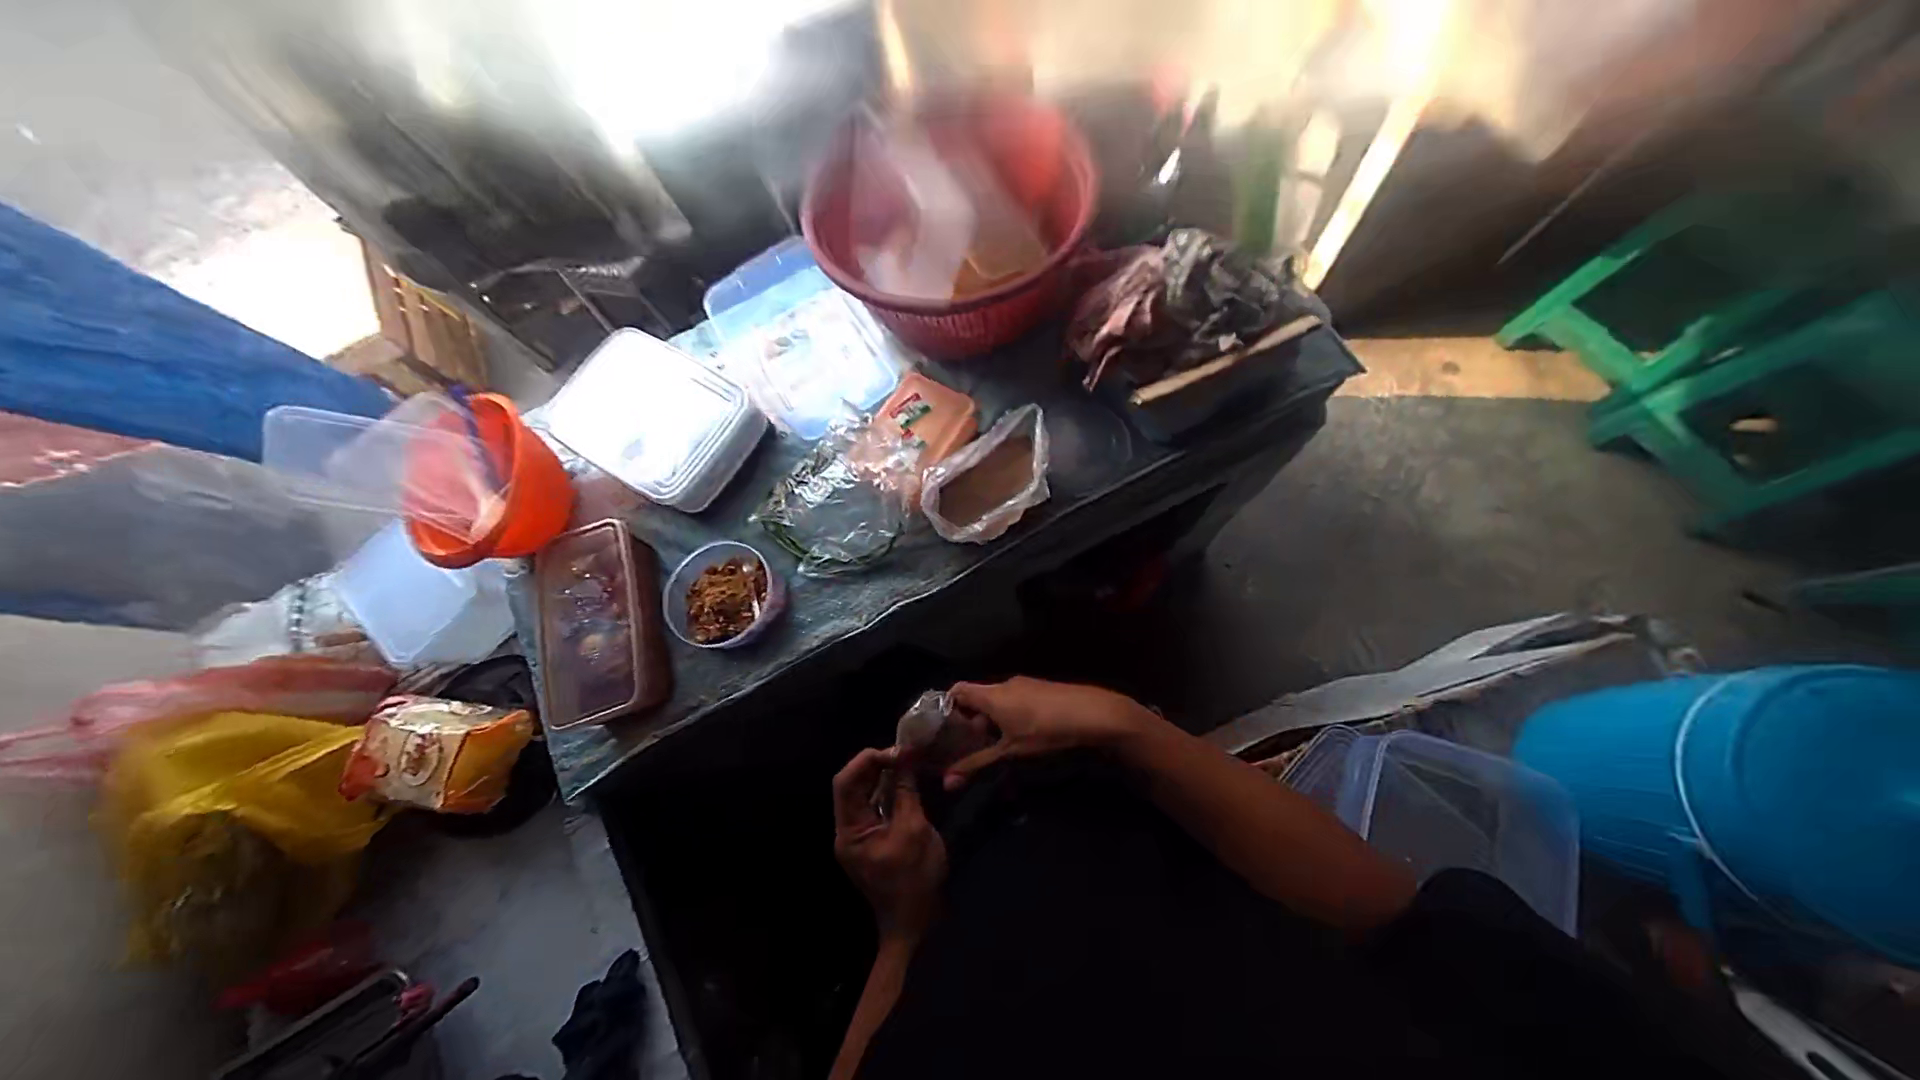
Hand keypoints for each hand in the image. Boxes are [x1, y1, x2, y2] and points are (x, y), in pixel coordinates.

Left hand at [833, 747, 946, 940]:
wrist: (914, 926)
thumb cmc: (914, 880)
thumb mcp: (914, 829)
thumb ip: (906, 791)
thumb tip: (906, 757)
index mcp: (849, 830)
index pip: (845, 782)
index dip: (868, 760)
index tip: (898, 752)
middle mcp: (847, 831)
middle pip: (852, 785)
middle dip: (876, 765)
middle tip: (905, 754)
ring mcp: (858, 837)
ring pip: (863, 794)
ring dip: (883, 777)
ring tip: (909, 764)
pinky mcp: (871, 840)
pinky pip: (874, 807)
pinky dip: (888, 792)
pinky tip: (907, 783)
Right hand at [941, 677, 1163, 790]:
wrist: (1094, 713)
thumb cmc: (1045, 731)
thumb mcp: (1010, 752)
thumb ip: (977, 764)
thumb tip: (946, 783)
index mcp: (991, 694)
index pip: (956, 690)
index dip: (946, 706)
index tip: (942, 729)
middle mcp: (1004, 684)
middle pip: (977, 696)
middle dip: (970, 720)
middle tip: (967, 745)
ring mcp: (1025, 684)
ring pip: (997, 699)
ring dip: (991, 719)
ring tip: (993, 744)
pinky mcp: (1041, 689)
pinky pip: (1015, 699)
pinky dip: (1009, 715)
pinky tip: (1020, 735)